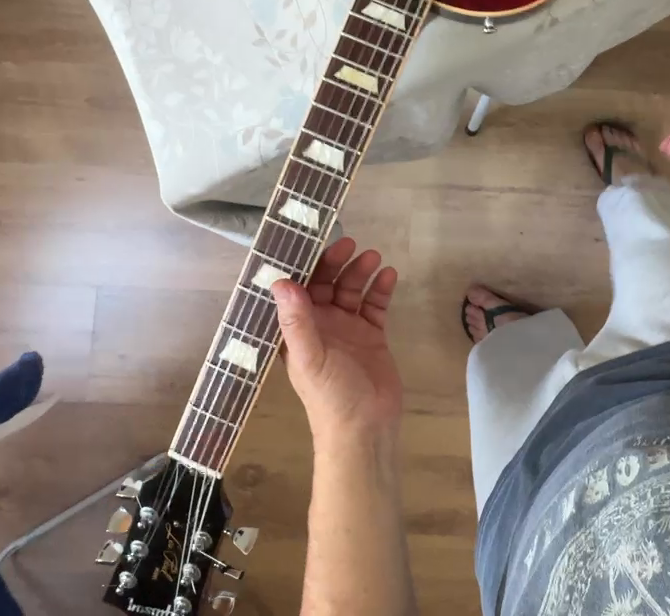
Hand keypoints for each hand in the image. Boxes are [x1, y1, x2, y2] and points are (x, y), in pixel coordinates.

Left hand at [271, 237, 403, 444]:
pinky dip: (381, 288)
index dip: (303, 265)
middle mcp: (321, 324)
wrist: (366, 428)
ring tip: (373, 257)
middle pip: (326, 283)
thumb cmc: (330, 396)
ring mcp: (348, 328)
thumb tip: (280, 282)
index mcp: (299, 330)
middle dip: (335, 263)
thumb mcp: (310, 358)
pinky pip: (375, 304)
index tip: (311, 240)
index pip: (296, 289)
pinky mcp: (373, 334)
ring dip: (360, 272)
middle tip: (349, 244)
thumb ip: (296, 321)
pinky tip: (389, 275)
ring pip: (352, 290)